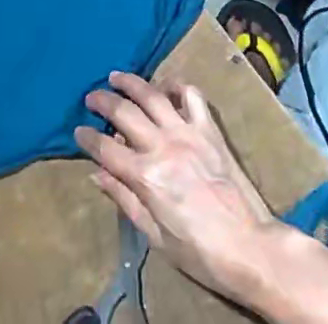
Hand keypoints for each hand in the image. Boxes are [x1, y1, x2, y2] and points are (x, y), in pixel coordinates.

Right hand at [75, 71, 287, 303]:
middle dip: (103, 101)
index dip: (87, 138)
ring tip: (117, 77)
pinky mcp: (210, 129)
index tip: (78, 131)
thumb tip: (97, 175)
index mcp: (145, 176)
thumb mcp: (154, 234)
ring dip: (132, 83)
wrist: (248, 245)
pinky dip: (177, 85)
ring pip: (153, 95)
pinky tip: (165, 86)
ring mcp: (188, 133)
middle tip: (91, 96)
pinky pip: (192, 96)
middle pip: (124, 112)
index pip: (106, 149)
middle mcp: (163, 146)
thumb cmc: (198, 251)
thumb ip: (125, 199)